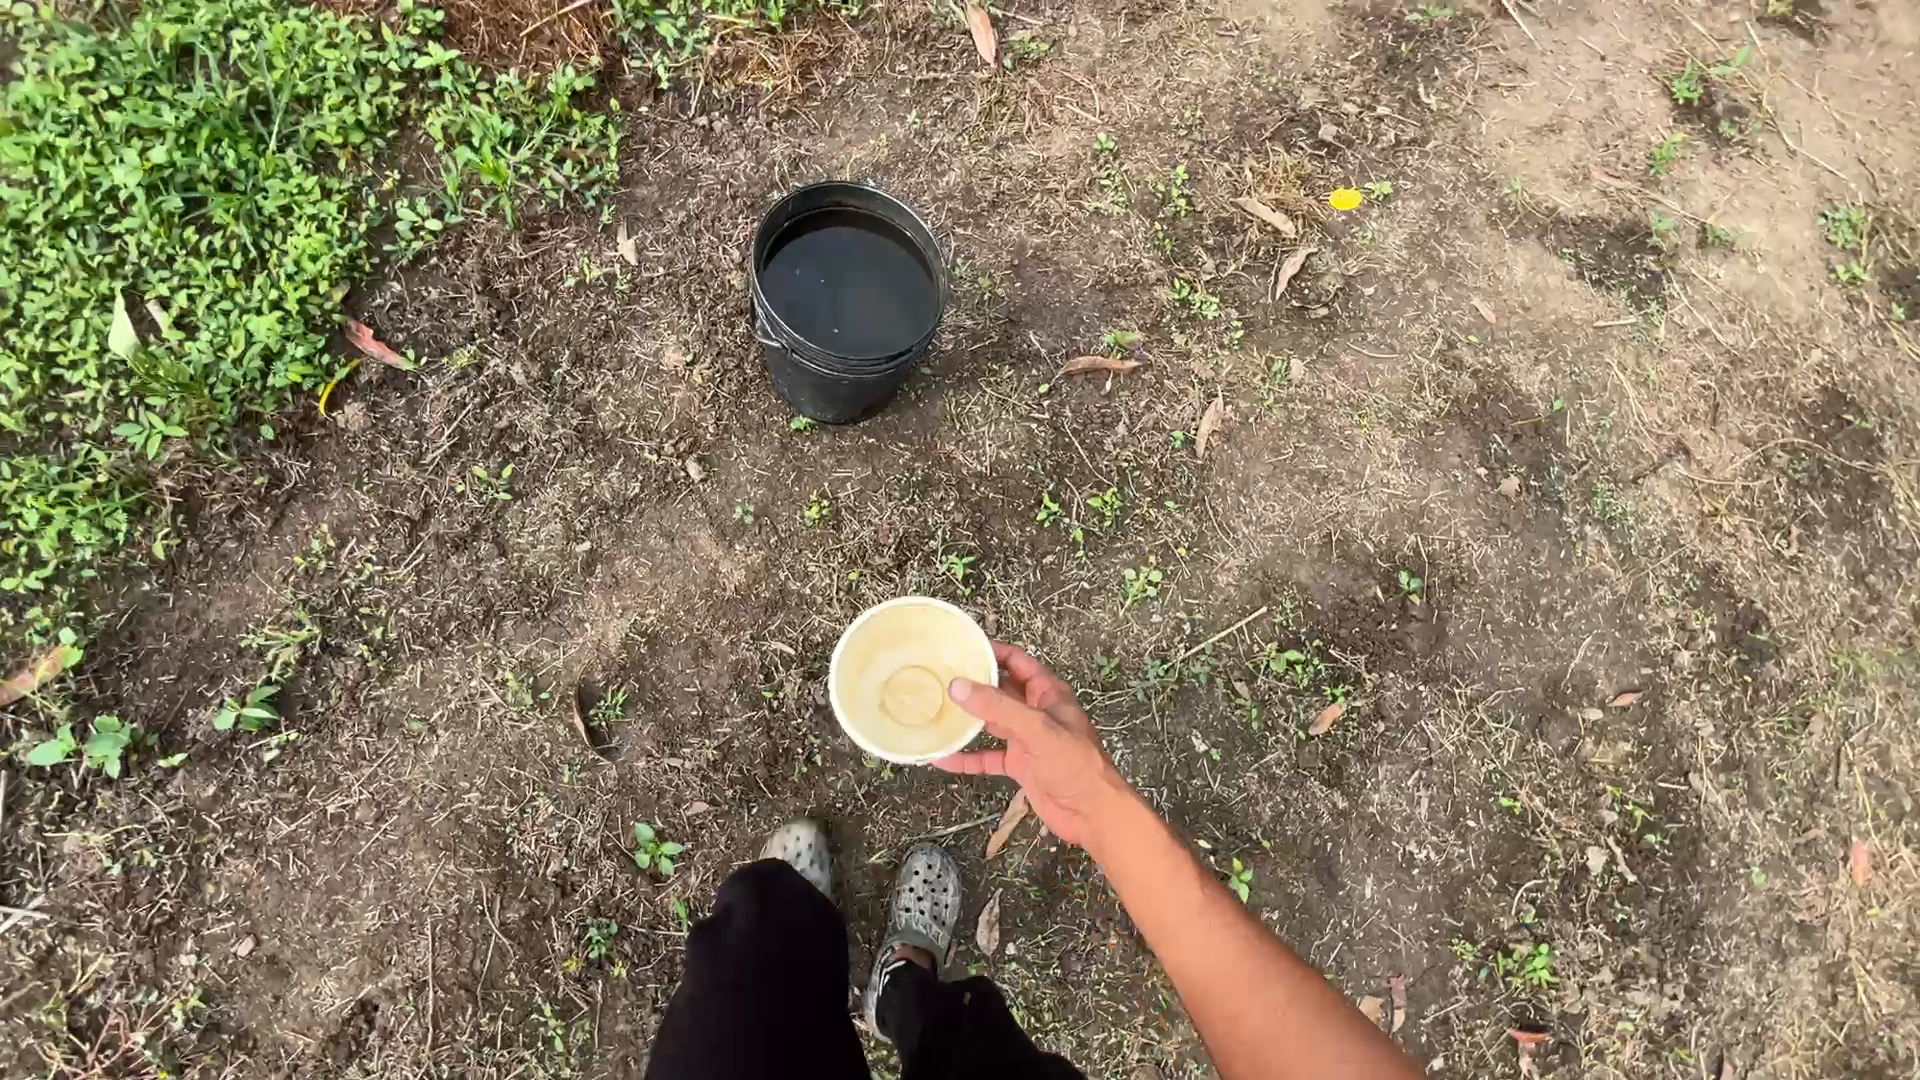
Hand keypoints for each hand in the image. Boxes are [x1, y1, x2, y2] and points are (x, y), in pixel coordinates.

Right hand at [933, 641, 1136, 850]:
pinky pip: (988, 756)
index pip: (1017, 662)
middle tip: (941, 677)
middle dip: (974, 685)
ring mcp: (1027, 739)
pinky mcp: (1020, 765)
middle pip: (1000, 691)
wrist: (1092, 813)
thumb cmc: (1074, 763)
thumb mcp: (1037, 728)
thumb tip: (959, 686)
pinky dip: (967, 758)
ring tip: (937, 712)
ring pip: (991, 723)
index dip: (993, 652)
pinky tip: (943, 759)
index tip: (963, 648)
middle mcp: (1035, 712)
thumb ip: (998, 707)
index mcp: (1047, 693)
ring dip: (967, 720)